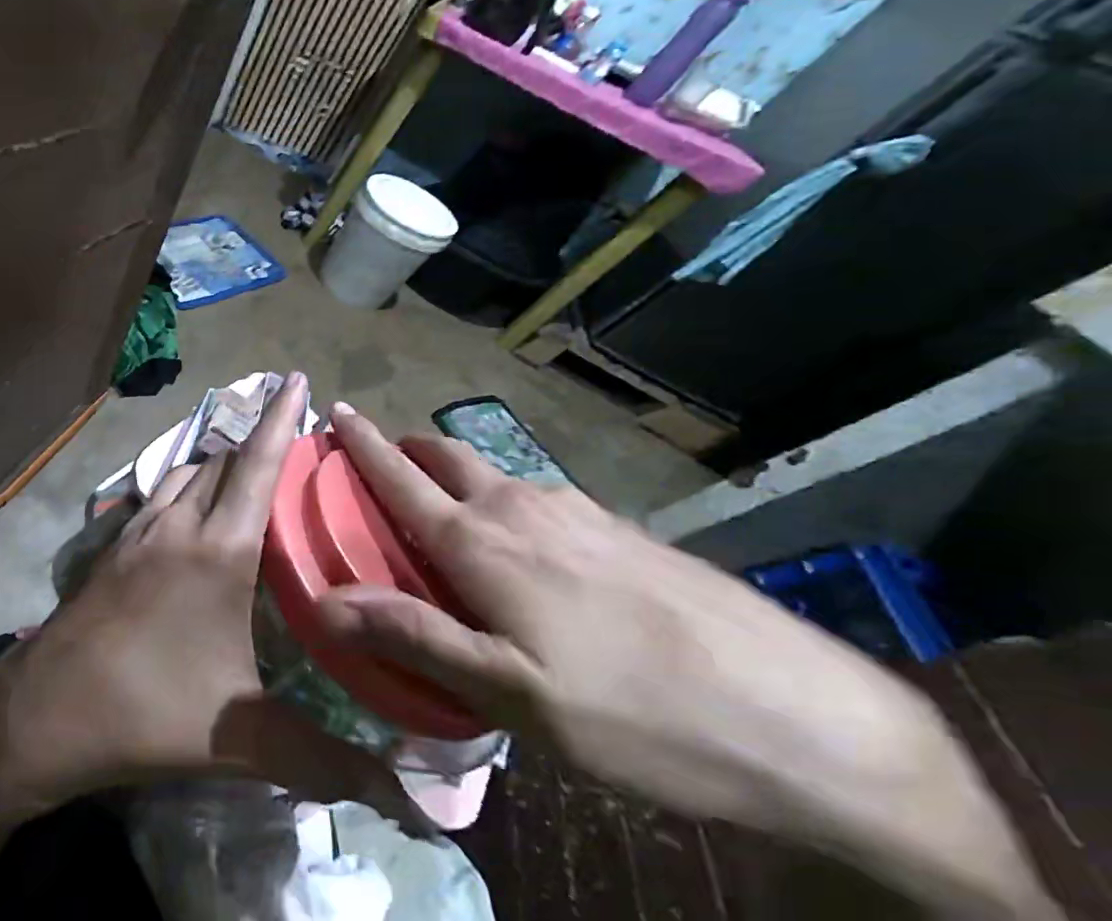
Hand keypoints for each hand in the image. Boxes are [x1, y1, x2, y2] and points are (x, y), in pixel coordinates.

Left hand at [0, 374, 418, 824]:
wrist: (42, 715)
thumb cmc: (147, 713)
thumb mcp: (243, 738)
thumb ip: (327, 763)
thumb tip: (409, 802)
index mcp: (217, 552)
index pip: (257, 467)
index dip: (281, 420)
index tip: (296, 379)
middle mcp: (176, 526)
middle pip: (223, 462)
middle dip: (258, 441)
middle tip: (295, 441)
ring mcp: (136, 534)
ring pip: (186, 475)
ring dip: (220, 464)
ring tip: (251, 473)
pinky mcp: (112, 552)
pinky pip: (159, 498)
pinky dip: (187, 488)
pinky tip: (194, 515)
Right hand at [315, 406, 1058, 919]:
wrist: (808, 723)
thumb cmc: (637, 714)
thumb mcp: (512, 694)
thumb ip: (415, 637)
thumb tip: (326, 601)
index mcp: (483, 543)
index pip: (401, 477)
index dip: (362, 445)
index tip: (333, 412)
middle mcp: (524, 508)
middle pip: (448, 456)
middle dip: (405, 451)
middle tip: (379, 468)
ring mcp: (579, 513)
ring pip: (495, 475)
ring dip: (455, 477)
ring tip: (444, 513)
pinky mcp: (621, 531)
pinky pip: (538, 499)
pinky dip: (504, 503)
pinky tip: (524, 547)